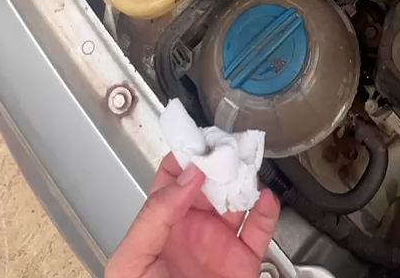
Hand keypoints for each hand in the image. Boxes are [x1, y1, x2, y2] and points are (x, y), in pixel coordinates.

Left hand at [105, 155, 279, 277]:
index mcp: (159, 227)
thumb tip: (187, 177)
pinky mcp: (243, 263)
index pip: (172, 178)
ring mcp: (219, 245)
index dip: (185, 153)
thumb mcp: (131, 264)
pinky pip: (260, 230)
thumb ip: (154, 217)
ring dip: (245, 177)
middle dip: (221, 158)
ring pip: (238, 198)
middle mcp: (191, 230)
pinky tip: (265, 198)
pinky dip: (268, 211)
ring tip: (249, 162)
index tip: (197, 135)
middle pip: (210, 181)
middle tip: (229, 141)